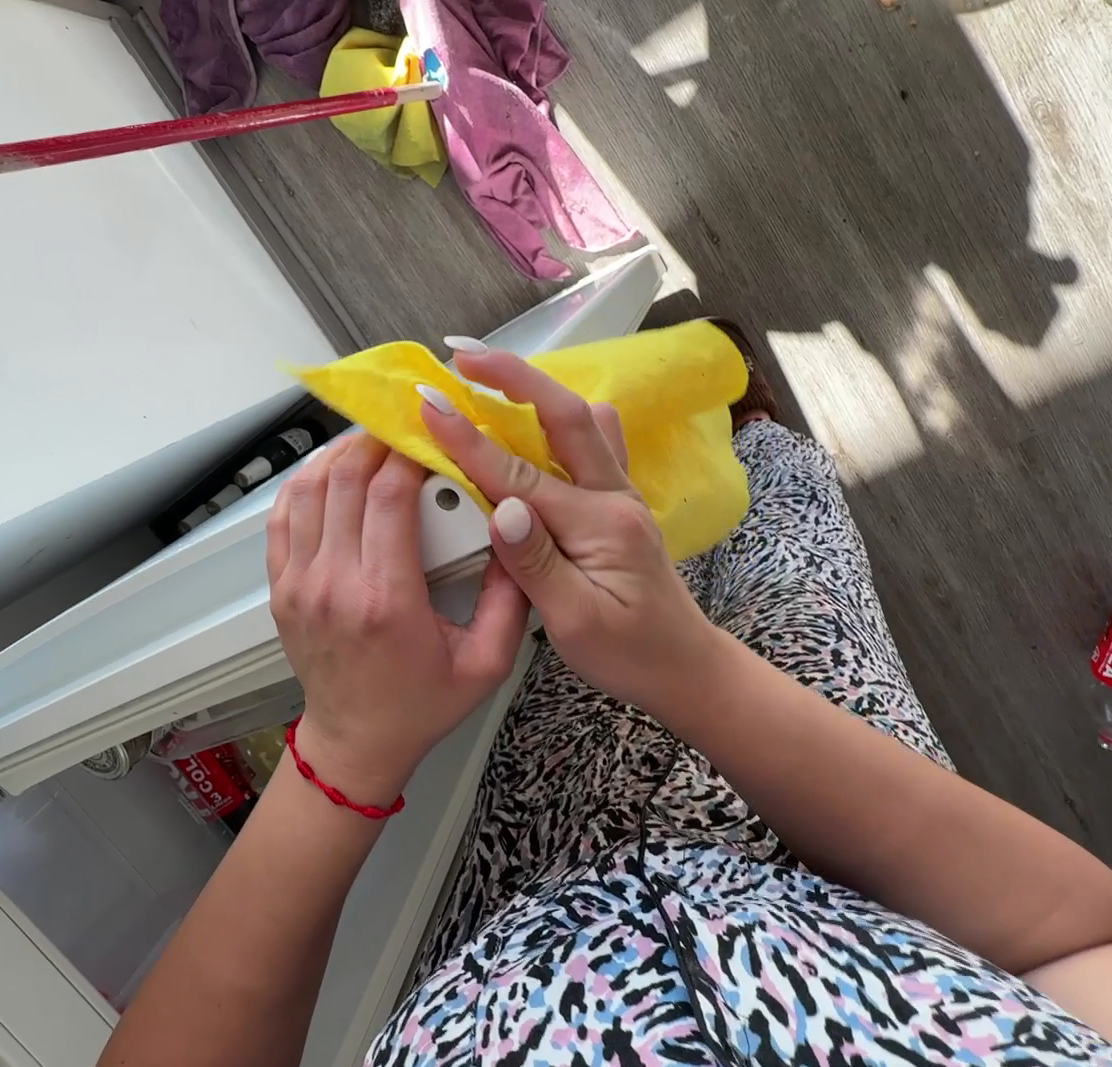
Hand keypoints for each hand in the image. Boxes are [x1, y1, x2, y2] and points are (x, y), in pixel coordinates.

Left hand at [266, 436, 529, 806]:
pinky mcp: (282, 589)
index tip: (427, 438)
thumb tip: (515, 532)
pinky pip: (281, 518)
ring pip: (307, 490)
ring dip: (338, 456)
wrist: (358, 741)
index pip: (388, 495)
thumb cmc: (421, 704)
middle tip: (399, 431)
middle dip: (373, 442)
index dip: (408, 453)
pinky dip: (303, 485)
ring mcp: (299, 585)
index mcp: (387, 599)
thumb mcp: (487, 663)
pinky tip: (329, 474)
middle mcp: (334, 584)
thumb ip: (510, 598)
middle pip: (344, 480)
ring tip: (368, 447)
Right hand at [419, 347, 724, 716]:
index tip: (429, 405)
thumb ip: (536, 563)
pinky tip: (536, 424)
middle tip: (464, 355)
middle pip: (564, 416)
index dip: (470, 440)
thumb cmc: (628, 653)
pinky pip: (592, 443)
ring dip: (538, 391)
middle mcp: (614, 497)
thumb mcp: (576, 621)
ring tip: (494, 379)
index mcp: (599, 524)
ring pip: (583, 421)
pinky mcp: (617, 502)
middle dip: (512, 377)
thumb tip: (501, 509)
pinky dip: (560, 419)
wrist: (682, 665)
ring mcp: (620, 495)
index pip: (521, 474)